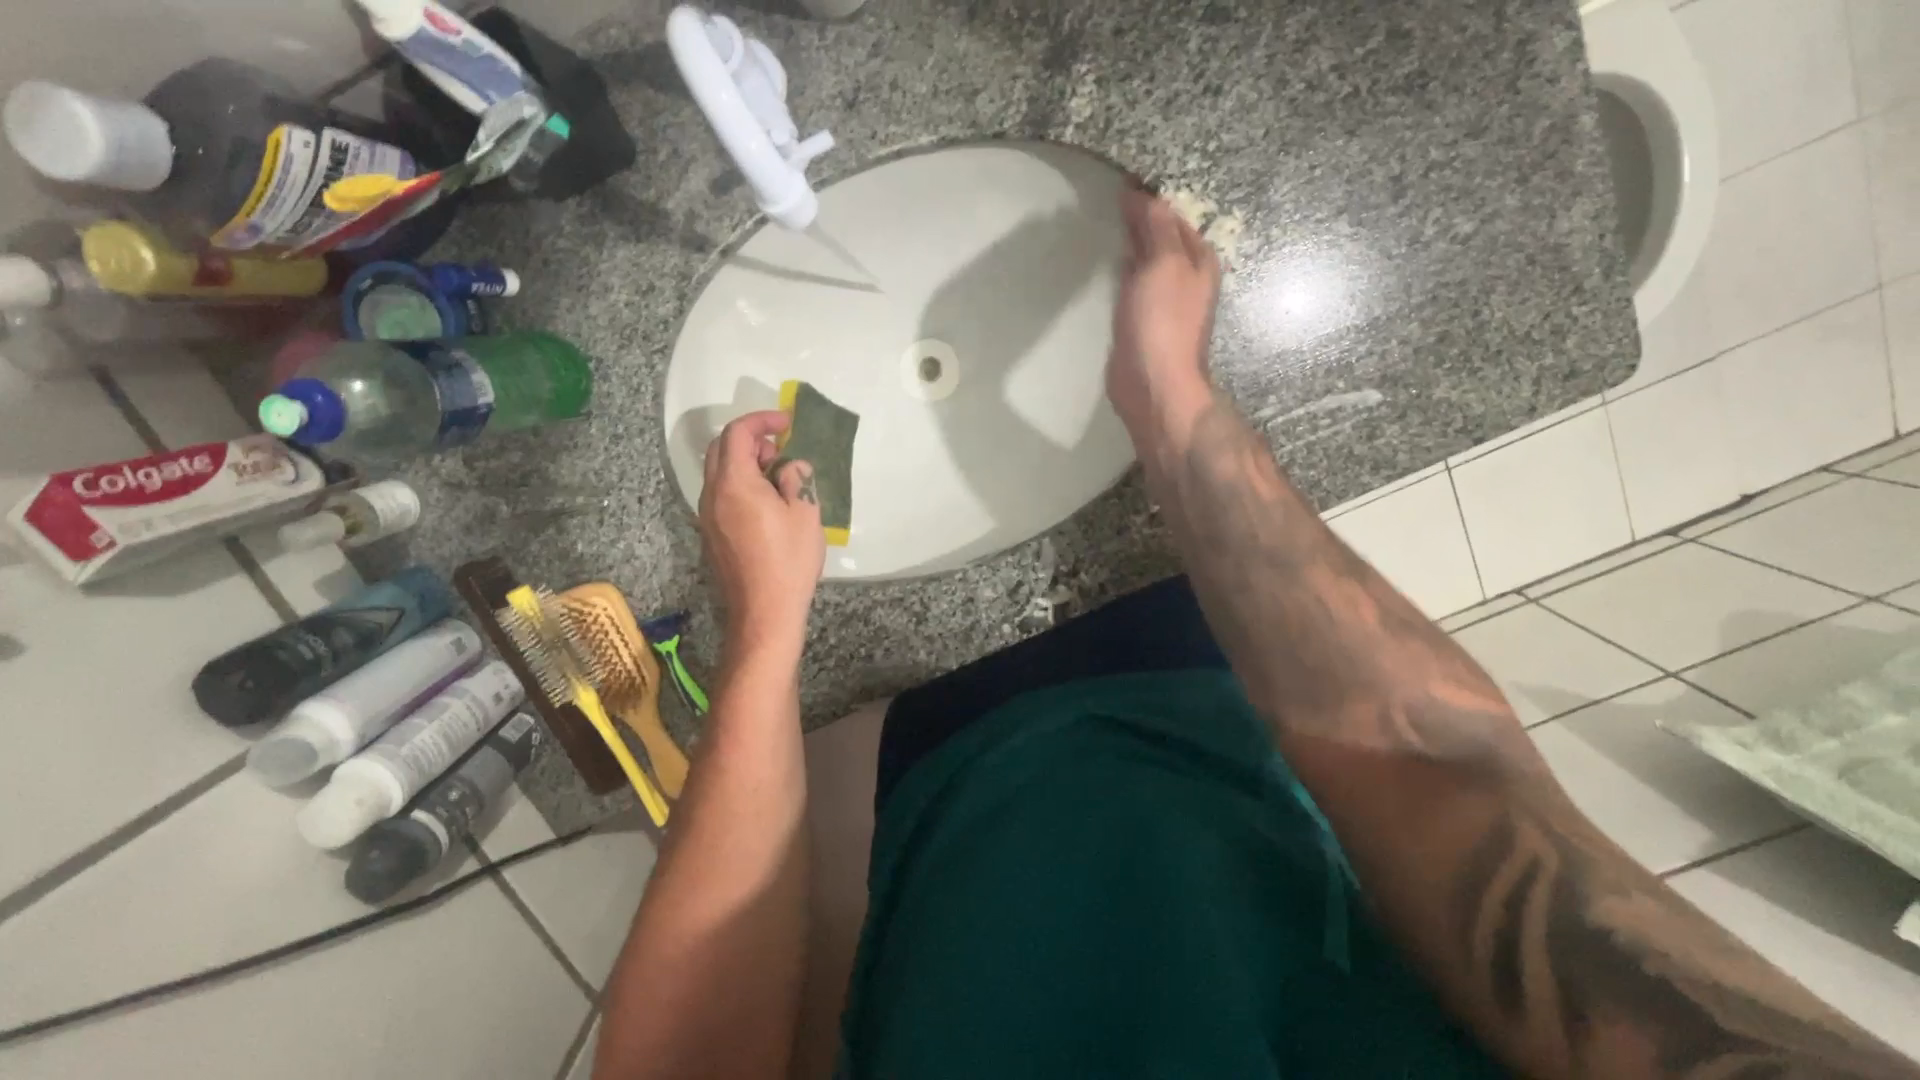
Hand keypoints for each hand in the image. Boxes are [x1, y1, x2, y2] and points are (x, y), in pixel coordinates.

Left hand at [699, 411, 824, 652]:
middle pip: (720, 449)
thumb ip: (797, 479)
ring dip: (745, 464)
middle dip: (750, 439)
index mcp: (734, 483)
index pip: (737, 433)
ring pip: (718, 473)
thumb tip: (790, 466)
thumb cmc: (789, 561)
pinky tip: (767, 504)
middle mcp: (712, 494)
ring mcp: (707, 516)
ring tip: (778, 477)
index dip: (762, 420)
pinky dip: (740, 485)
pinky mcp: (711, 535)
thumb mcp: (806, 513)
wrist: (763, 612)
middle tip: (780, 450)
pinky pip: (721, 495)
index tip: (786, 423)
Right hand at [1108, 187, 1221, 445]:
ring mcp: (1164, 300)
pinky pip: (1132, 284)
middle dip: (1140, 219)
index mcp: (1199, 259)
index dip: (1149, 199)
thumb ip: (1156, 226)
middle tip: (1108, 201)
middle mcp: (1186, 276)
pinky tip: (1109, 264)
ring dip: (1131, 243)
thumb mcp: (1164, 263)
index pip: (1173, 216)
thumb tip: (1143, 195)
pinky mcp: (1142, 320)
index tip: (1119, 184)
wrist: (1153, 385)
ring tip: (1106, 225)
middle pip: (1161, 237)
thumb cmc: (1163, 322)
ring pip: (1147, 260)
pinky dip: (1123, 269)